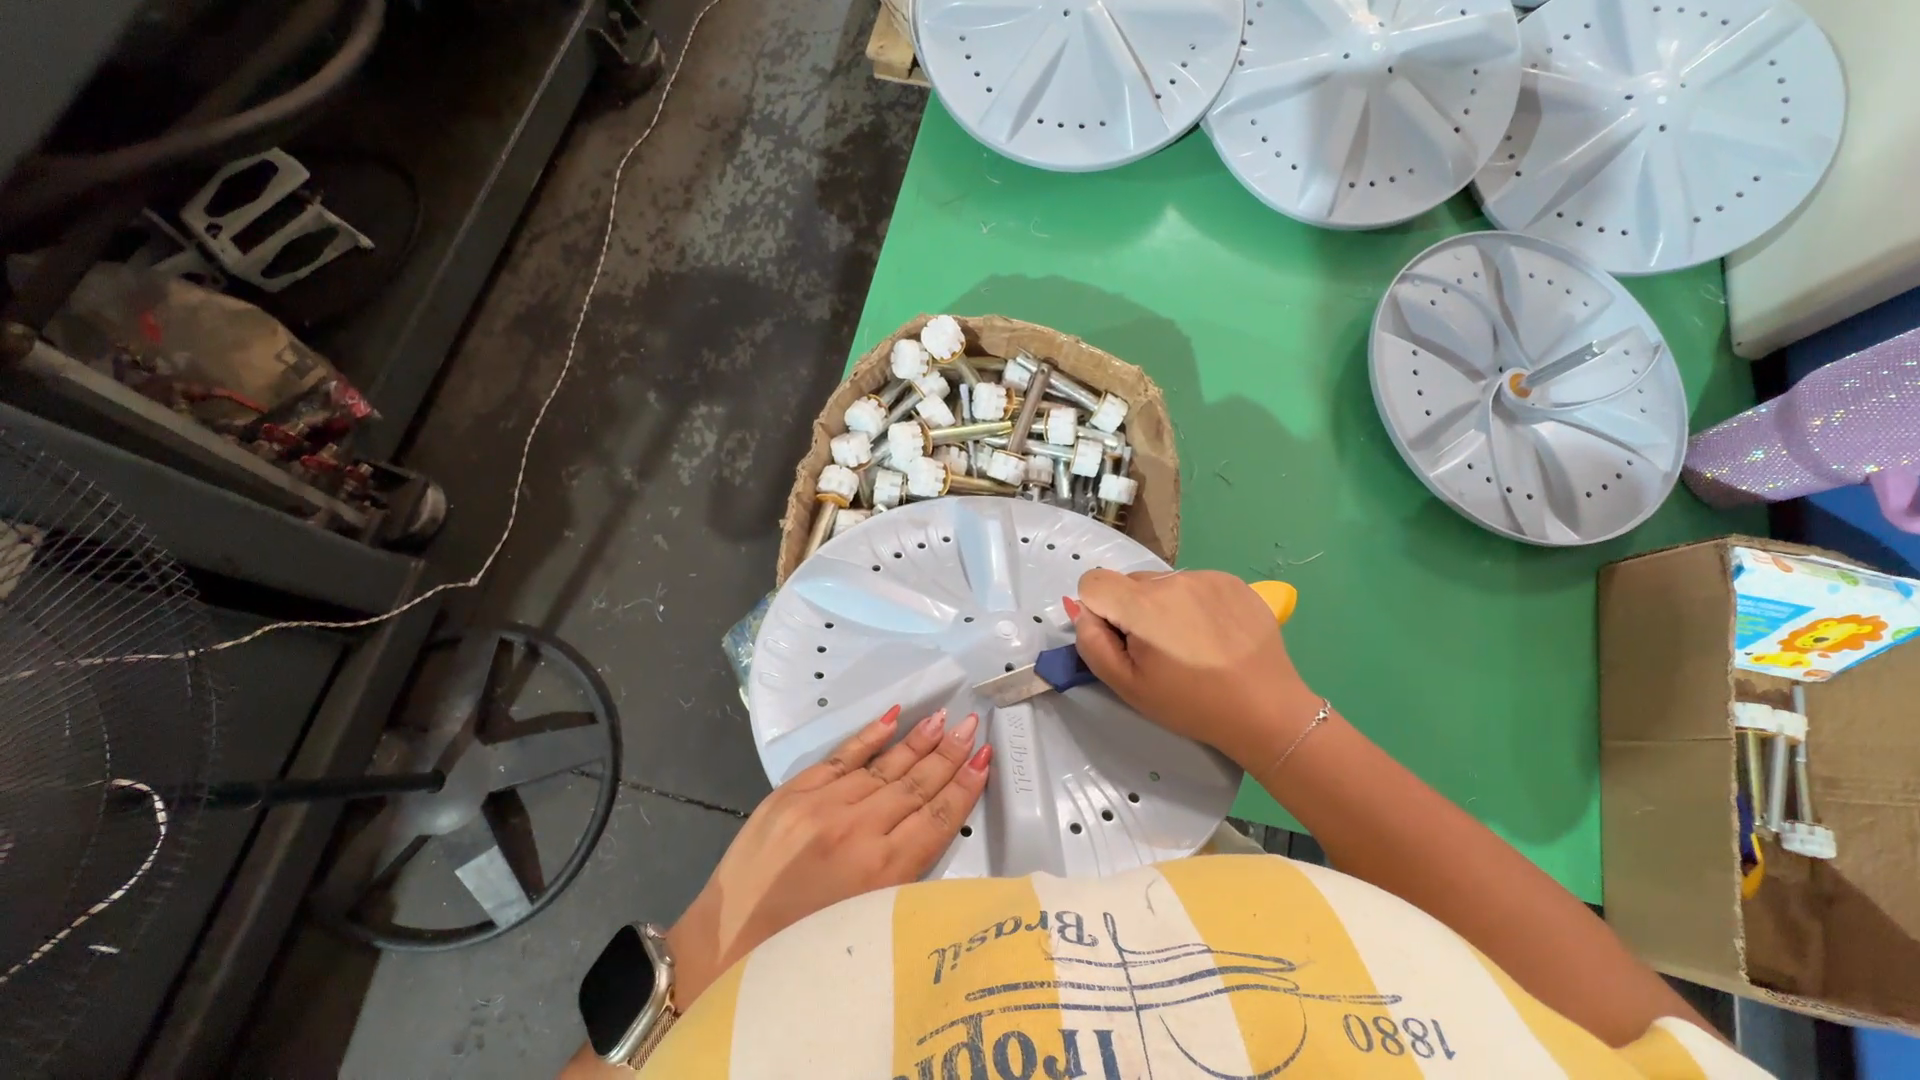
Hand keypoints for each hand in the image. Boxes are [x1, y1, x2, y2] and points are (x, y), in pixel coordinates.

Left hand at [666, 706, 989, 1007]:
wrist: (726, 946)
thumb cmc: (803, 949)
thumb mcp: (868, 923)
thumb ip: (903, 878)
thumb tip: (931, 828)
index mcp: (882, 874)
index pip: (937, 819)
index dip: (965, 788)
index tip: (985, 760)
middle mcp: (857, 832)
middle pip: (915, 785)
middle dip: (949, 754)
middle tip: (972, 726)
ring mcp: (821, 807)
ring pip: (883, 767)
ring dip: (917, 741)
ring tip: (944, 719)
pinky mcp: (791, 795)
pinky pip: (840, 758)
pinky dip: (867, 738)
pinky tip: (891, 719)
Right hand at [1069, 569, 1316, 769]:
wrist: (1265, 710)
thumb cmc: (1190, 704)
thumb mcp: (1127, 686)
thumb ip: (1092, 643)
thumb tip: (1081, 609)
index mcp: (1142, 604)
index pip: (1093, 582)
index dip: (1099, 612)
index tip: (1124, 643)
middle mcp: (1173, 579)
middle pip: (1129, 583)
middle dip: (1132, 611)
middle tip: (1158, 652)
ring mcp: (1207, 576)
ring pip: (1162, 584)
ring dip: (1163, 607)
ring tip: (1190, 646)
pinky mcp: (1232, 581)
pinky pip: (1194, 584)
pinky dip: (1193, 604)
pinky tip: (1213, 636)